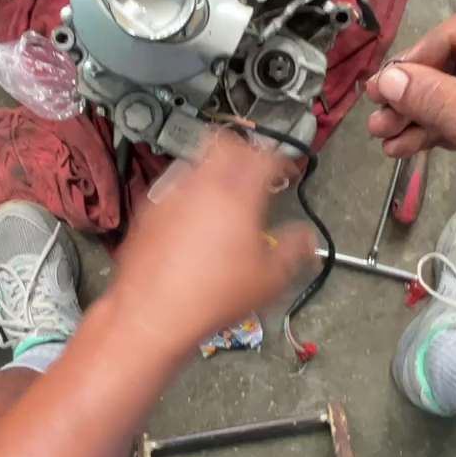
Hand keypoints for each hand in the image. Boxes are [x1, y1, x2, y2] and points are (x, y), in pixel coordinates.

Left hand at [96, 133, 316, 359]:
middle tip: (255, 169)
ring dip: (214, 167)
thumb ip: (293, 251)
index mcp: (238, 194)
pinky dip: (189, 191)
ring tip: (226, 191)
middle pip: (226, 144)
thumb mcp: (268, 279)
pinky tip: (194, 215)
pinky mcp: (148, 210)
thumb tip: (306, 239)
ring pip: (196, 161)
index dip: (280, 159)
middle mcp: (202, 185)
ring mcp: (171, 194)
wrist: (152, 312)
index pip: (264, 157)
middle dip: (245, 151)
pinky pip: (173, 186)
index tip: (285, 169)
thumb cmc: (212, 296)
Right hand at [366, 0, 455, 272]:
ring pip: (449, 92)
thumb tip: (387, 78)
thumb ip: (440, 101)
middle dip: (418, 80)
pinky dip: (421, 132)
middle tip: (378, 98)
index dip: (442, 39)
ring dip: (412, 109)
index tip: (405, 69)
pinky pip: (448, 123)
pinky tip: (395, 148)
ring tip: (378, 129)